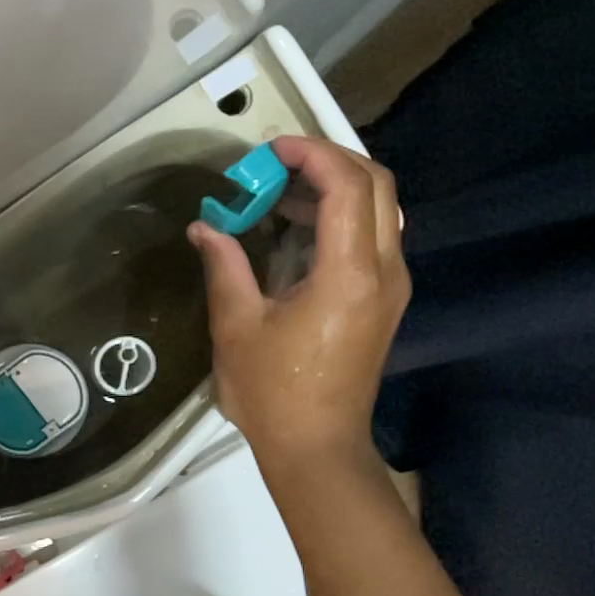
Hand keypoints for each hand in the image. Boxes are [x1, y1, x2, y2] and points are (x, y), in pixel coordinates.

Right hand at [188, 136, 409, 467]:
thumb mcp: (236, 326)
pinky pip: (370, 237)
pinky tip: (295, 231)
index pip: (347, 185)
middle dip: (327, 161)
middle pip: (375, 184)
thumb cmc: (271, 391)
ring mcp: (389, 285)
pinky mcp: (382, 301)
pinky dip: (339, 217)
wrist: (315, 445)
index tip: (268, 151)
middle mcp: (382, 269)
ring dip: (334, 188)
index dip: (311, 154)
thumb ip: (224, 266)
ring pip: (378, 209)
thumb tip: (205, 226)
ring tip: (278, 195)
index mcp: (348, 273)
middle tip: (274, 166)